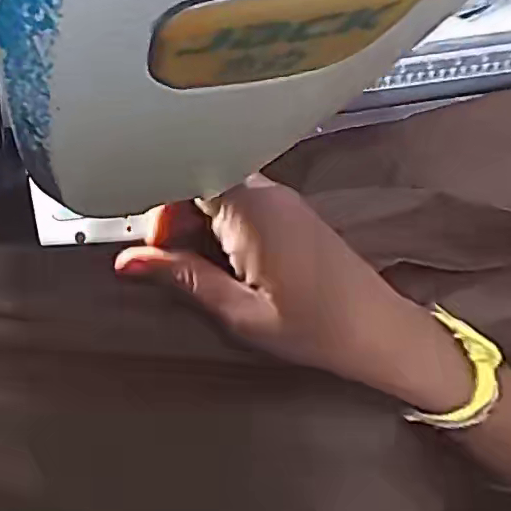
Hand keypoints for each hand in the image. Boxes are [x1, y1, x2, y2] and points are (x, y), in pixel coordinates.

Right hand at [114, 173, 468, 411]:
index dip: (161, 209)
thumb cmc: (315, 327)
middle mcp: (269, 193)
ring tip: (201, 269)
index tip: (157, 248)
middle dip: (175, 218)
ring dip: (196, 224)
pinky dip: (218, 227)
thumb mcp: (238, 312)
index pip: (186, 176)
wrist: (382, 333)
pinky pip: (238, 202)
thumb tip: (128, 261)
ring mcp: (283, 200)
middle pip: (199, 181)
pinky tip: (225, 263)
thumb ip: (182, 279)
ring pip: (217, 192)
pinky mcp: (290, 212)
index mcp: (253, 210)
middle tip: (173, 263)